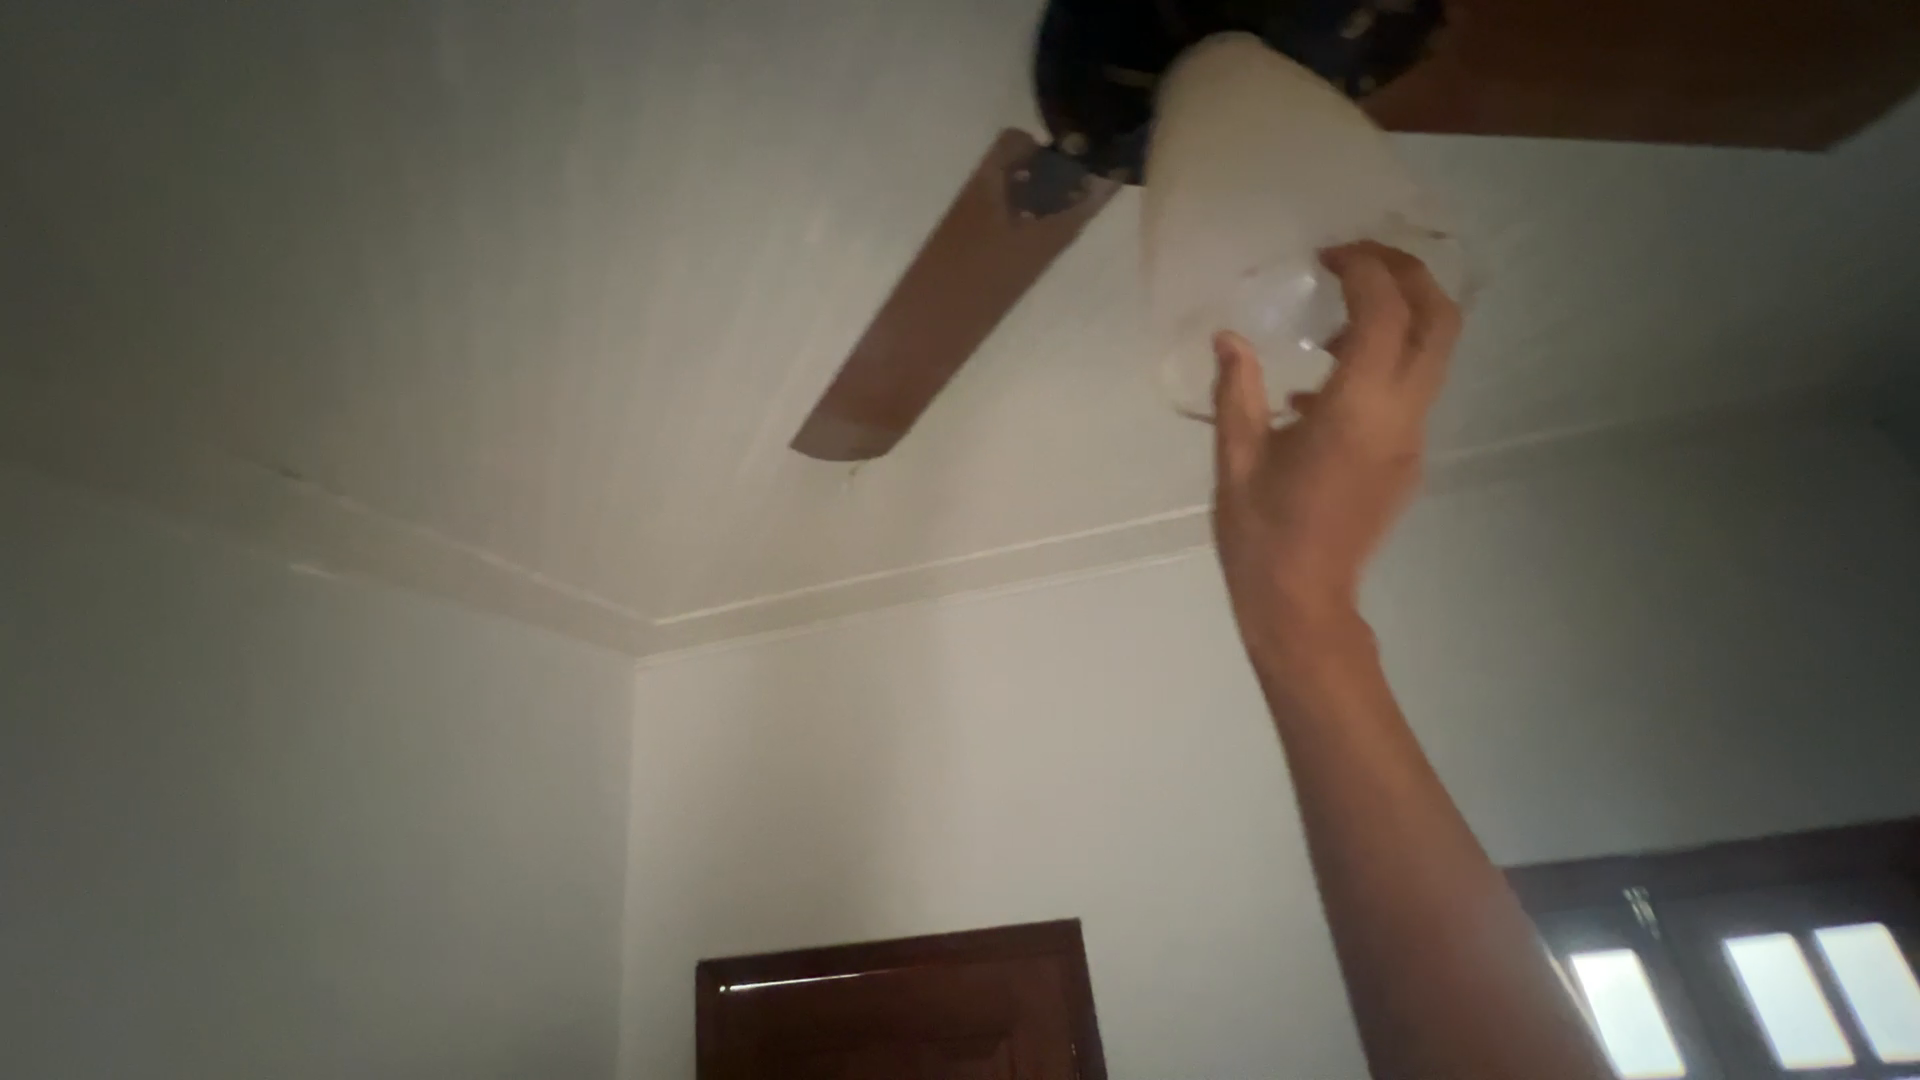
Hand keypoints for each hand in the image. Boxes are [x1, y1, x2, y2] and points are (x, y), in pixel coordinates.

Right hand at [1213, 241, 1460, 661]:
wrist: (1302, 602)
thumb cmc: (1260, 535)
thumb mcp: (1235, 460)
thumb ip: (1237, 392)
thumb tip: (1229, 338)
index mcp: (1354, 413)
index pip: (1385, 315)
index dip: (1364, 271)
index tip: (1327, 257)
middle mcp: (1400, 417)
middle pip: (1439, 321)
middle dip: (1407, 275)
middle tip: (1356, 263)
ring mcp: (1413, 440)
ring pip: (1437, 353)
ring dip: (1403, 315)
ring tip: (1340, 316)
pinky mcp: (1409, 460)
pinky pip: (1414, 389)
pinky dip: (1388, 359)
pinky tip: (1328, 384)